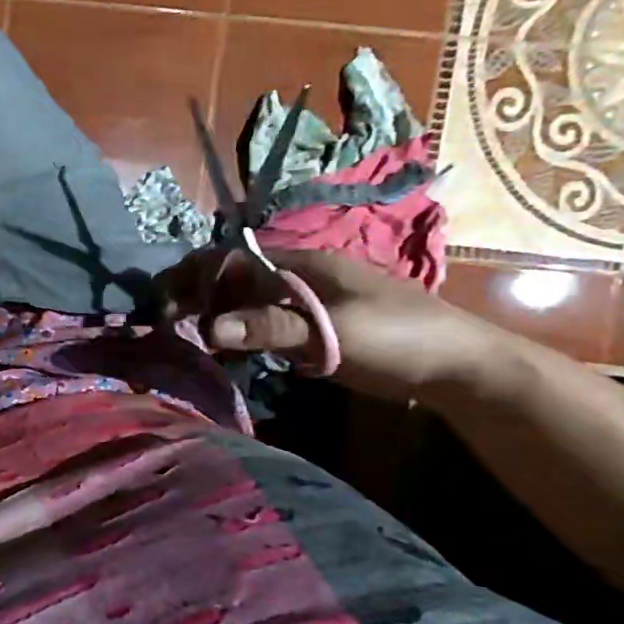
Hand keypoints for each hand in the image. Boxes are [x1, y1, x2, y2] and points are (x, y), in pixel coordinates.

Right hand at [155, 248, 518, 405]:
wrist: (458, 366)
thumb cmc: (399, 336)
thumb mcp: (335, 330)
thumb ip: (273, 327)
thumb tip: (209, 326)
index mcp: (302, 263)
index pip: (232, 257)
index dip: (194, 275)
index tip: (164, 306)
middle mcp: (298, 277)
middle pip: (234, 279)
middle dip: (197, 297)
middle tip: (166, 329)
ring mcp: (306, 304)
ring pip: (246, 304)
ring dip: (215, 318)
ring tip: (186, 344)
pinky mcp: (313, 331)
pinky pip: (264, 327)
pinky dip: (239, 337)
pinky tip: (225, 356)